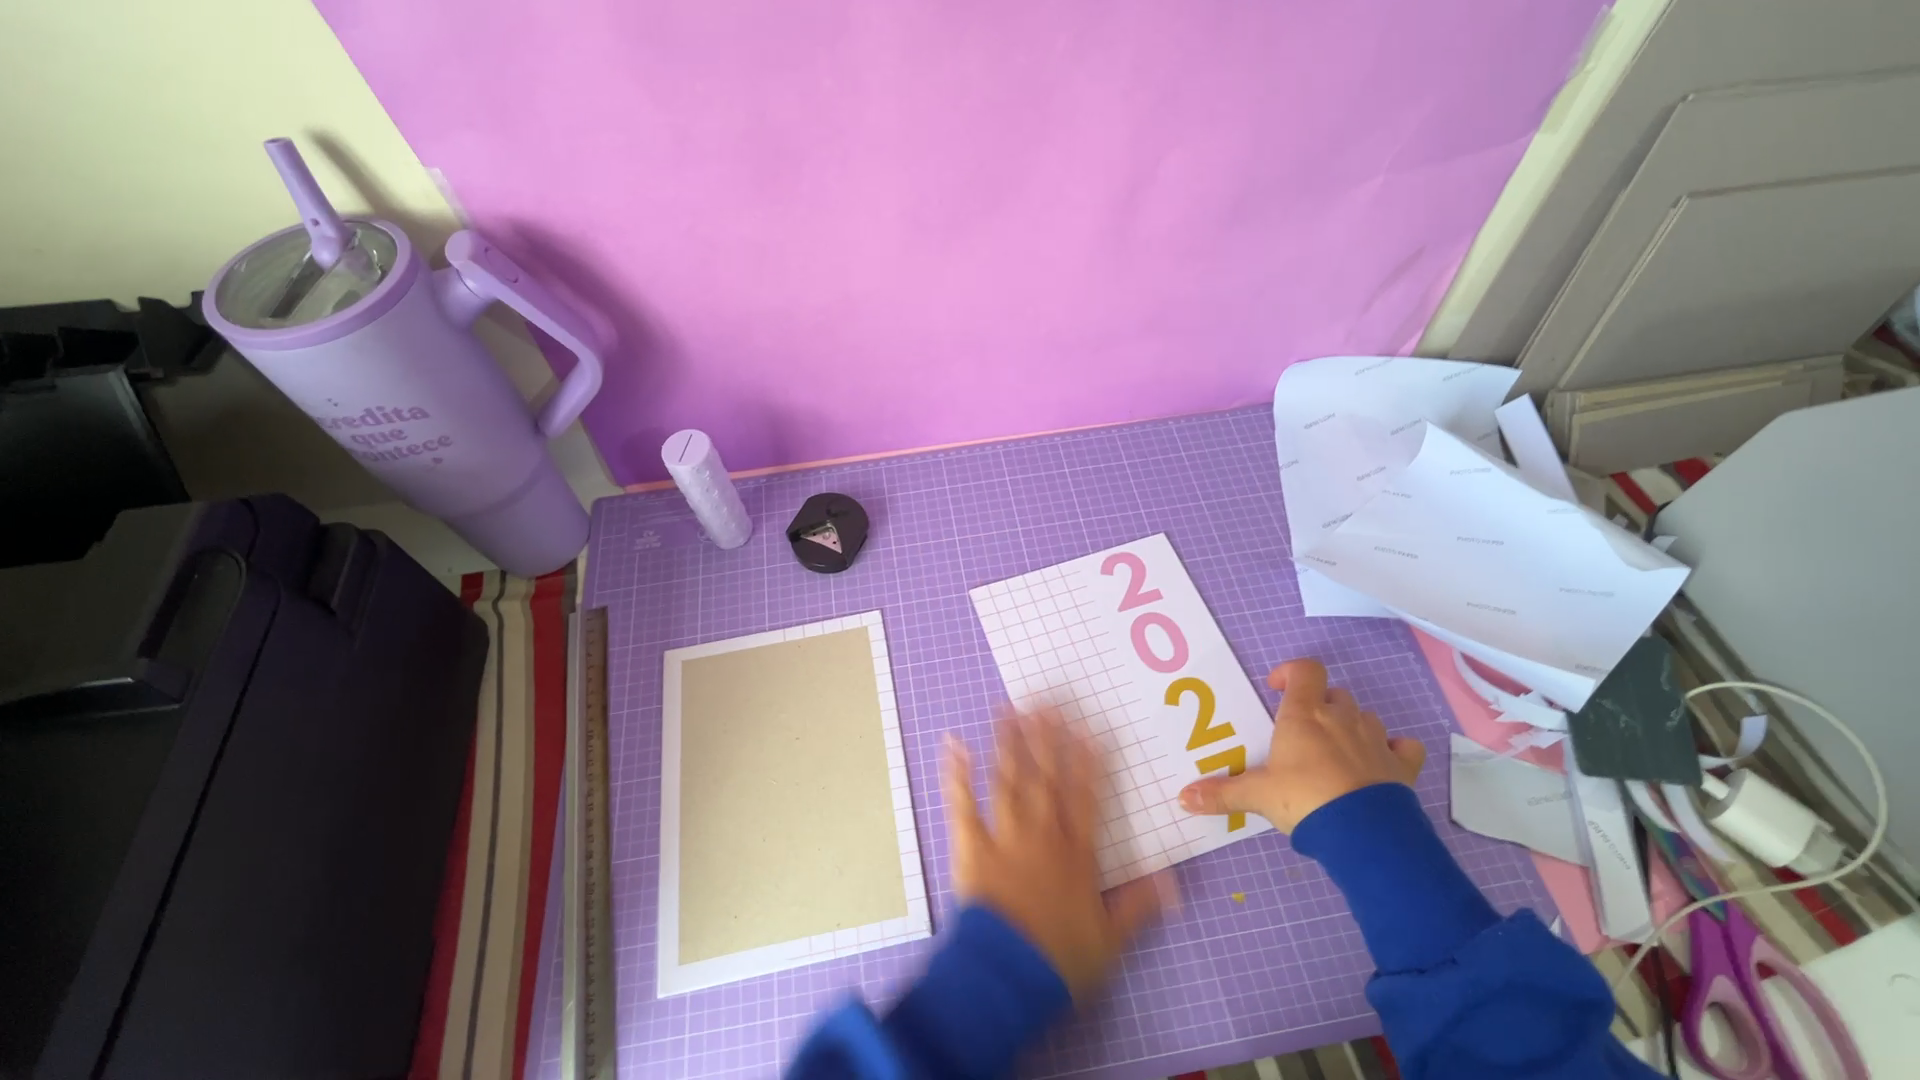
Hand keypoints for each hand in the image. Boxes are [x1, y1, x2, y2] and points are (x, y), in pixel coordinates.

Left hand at [942, 707, 1170, 999]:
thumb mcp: (1110, 938)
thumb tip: (1173, 879)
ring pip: (1009, 782)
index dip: (1087, 764)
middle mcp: (1042, 835)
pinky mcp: (972, 847)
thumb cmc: (1059, 957)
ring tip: (1010, 709)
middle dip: (1047, 740)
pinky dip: (958, 774)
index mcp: (1076, 854)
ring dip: (1009, 744)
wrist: (1007, 975)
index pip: (1085, 799)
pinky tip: (956, 745)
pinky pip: (963, 805)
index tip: (1088, 730)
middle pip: (1046, 780)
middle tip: (1046, 703)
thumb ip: (1139, 905)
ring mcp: (1005, 837)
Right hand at [1177, 658, 1426, 831]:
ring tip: (1335, 750)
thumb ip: (1222, 794)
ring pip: (1365, 717)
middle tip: (1302, 730)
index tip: (1277, 688)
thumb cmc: (1304, 798)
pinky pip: (1403, 747)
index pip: (1305, 671)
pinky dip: (1393, 750)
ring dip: (1351, 726)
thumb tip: (1183, 798)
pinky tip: (1380, 762)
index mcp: (1305, 715)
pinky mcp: (1401, 765)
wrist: (1364, 832)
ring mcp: (1375, 739)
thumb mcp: (1257, 796)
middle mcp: (1342, 718)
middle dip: (1320, 705)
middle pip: (1335, 694)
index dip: (1292, 672)